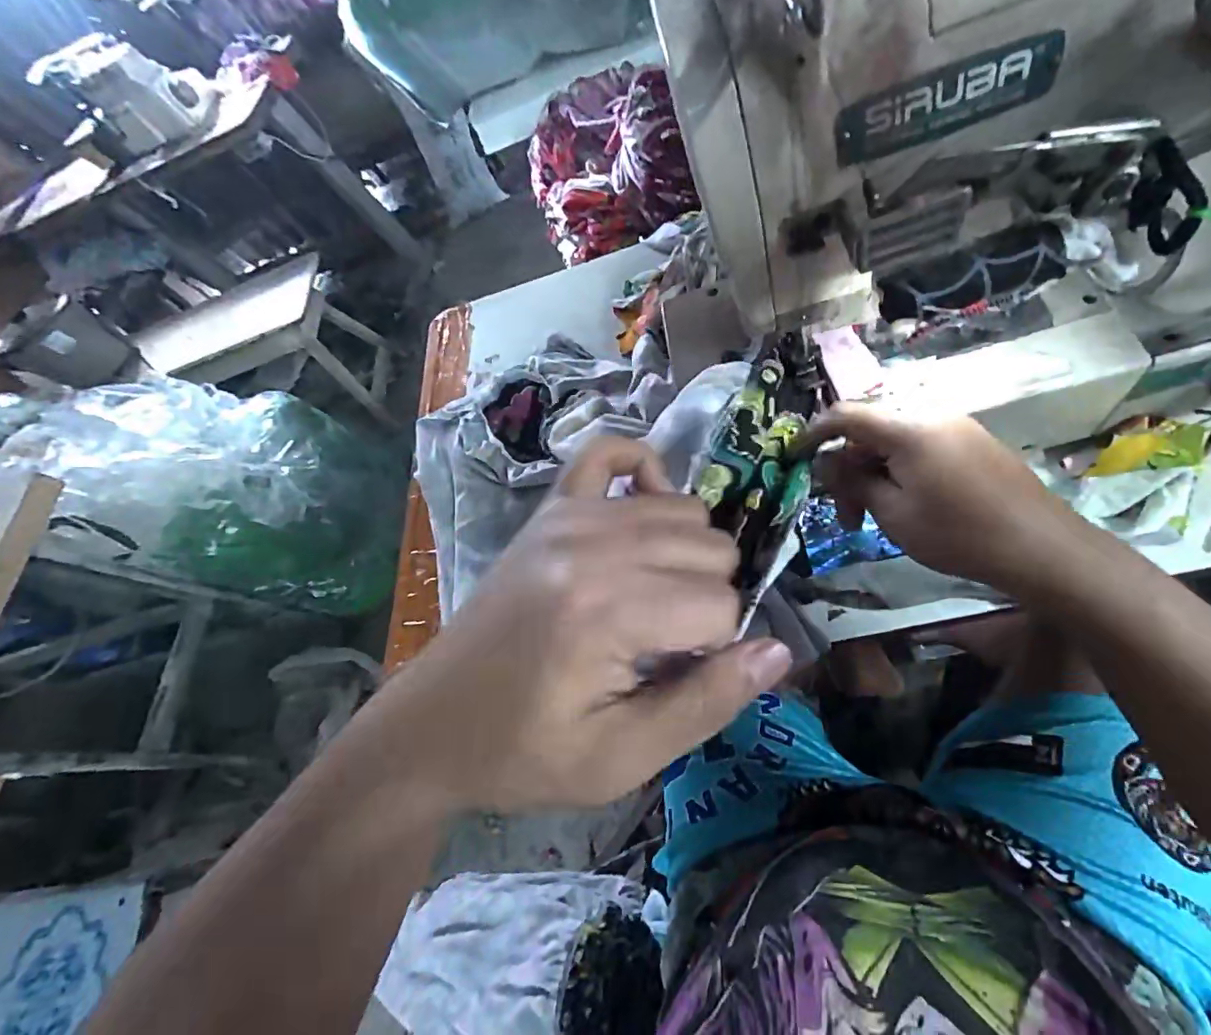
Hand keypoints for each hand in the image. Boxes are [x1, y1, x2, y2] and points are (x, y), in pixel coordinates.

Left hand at [368, 436, 792, 811]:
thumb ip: (707, 702)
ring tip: (652, 600)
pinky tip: (642, 515)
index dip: (713, 653)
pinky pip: (613, 452)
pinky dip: (645, 474)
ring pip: (688, 510)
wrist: (430, 729)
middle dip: (707, 602)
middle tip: (664, 645)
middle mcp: (593, 545)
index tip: (671, 679)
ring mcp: (569, 516)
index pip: (721, 608)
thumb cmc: (526, 753)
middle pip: (714, 551)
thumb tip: (780, 649)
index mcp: (606, 611)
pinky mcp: (550, 508)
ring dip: (688, 556)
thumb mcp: (623, 758)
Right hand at [805, 404, 1088, 594]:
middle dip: (851, 470)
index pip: (847, 415)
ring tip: (876, 517)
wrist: (1039, 546)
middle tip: (847, 516)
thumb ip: (854, 482)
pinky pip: (926, 447)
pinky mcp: (977, 443)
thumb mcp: (894, 514)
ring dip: (878, 474)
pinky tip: (909, 503)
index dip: (815, 432)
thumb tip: (828, 462)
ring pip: (900, 441)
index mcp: (909, 427)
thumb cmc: (957, 534)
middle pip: (874, 431)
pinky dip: (905, 471)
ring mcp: (960, 426)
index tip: (795, 455)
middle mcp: (934, 414)